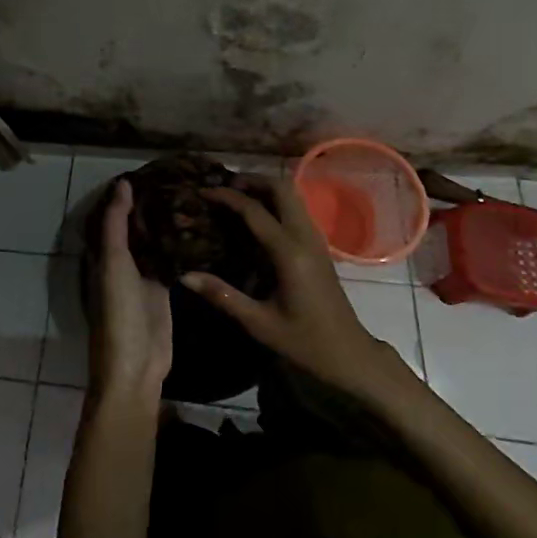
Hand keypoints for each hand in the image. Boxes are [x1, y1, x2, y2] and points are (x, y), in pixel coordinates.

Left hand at [87, 179, 172, 399]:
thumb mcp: (113, 263)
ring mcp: (142, 276)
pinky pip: (170, 262)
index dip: (125, 193)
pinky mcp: (162, 291)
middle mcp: (120, 261)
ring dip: (166, 224)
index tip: (150, 170)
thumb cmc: (118, 311)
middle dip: (150, 206)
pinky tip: (199, 231)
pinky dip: (180, 247)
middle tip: (180, 179)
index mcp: (102, 253)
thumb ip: (115, 225)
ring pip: (153, 242)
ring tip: (192, 197)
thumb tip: (122, 184)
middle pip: (134, 227)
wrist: (136, 364)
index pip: (112, 214)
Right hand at [180, 173, 411, 399]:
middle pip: (281, 189)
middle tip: (222, 187)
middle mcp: (305, 239)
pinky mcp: (318, 248)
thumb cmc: (305, 342)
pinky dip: (274, 202)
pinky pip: (296, 210)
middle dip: (250, 181)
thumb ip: (222, 295)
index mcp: (289, 254)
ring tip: (234, 196)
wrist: (351, 356)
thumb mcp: (259, 323)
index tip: (201, 192)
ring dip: (263, 189)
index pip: (254, 211)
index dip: (226, 197)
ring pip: (292, 196)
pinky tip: (254, 217)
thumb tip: (184, 276)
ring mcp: (315, 241)